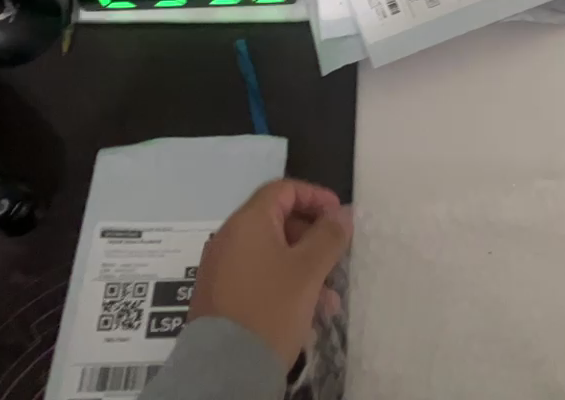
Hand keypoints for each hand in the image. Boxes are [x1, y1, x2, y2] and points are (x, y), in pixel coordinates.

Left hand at [187, 178, 352, 367]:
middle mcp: (229, 238)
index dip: (315, 196)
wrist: (223, 374)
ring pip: (272, 253)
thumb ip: (329, 236)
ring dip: (303, 266)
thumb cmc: (270, 309)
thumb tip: (343, 213)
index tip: (339, 216)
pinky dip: (284, 283)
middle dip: (313, 237)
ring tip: (329, 297)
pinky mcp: (220, 297)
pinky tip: (307, 312)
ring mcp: (221, 269)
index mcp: (248, 222)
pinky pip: (258, 276)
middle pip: (278, 221)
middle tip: (336, 256)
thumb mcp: (308, 271)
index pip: (284, 190)